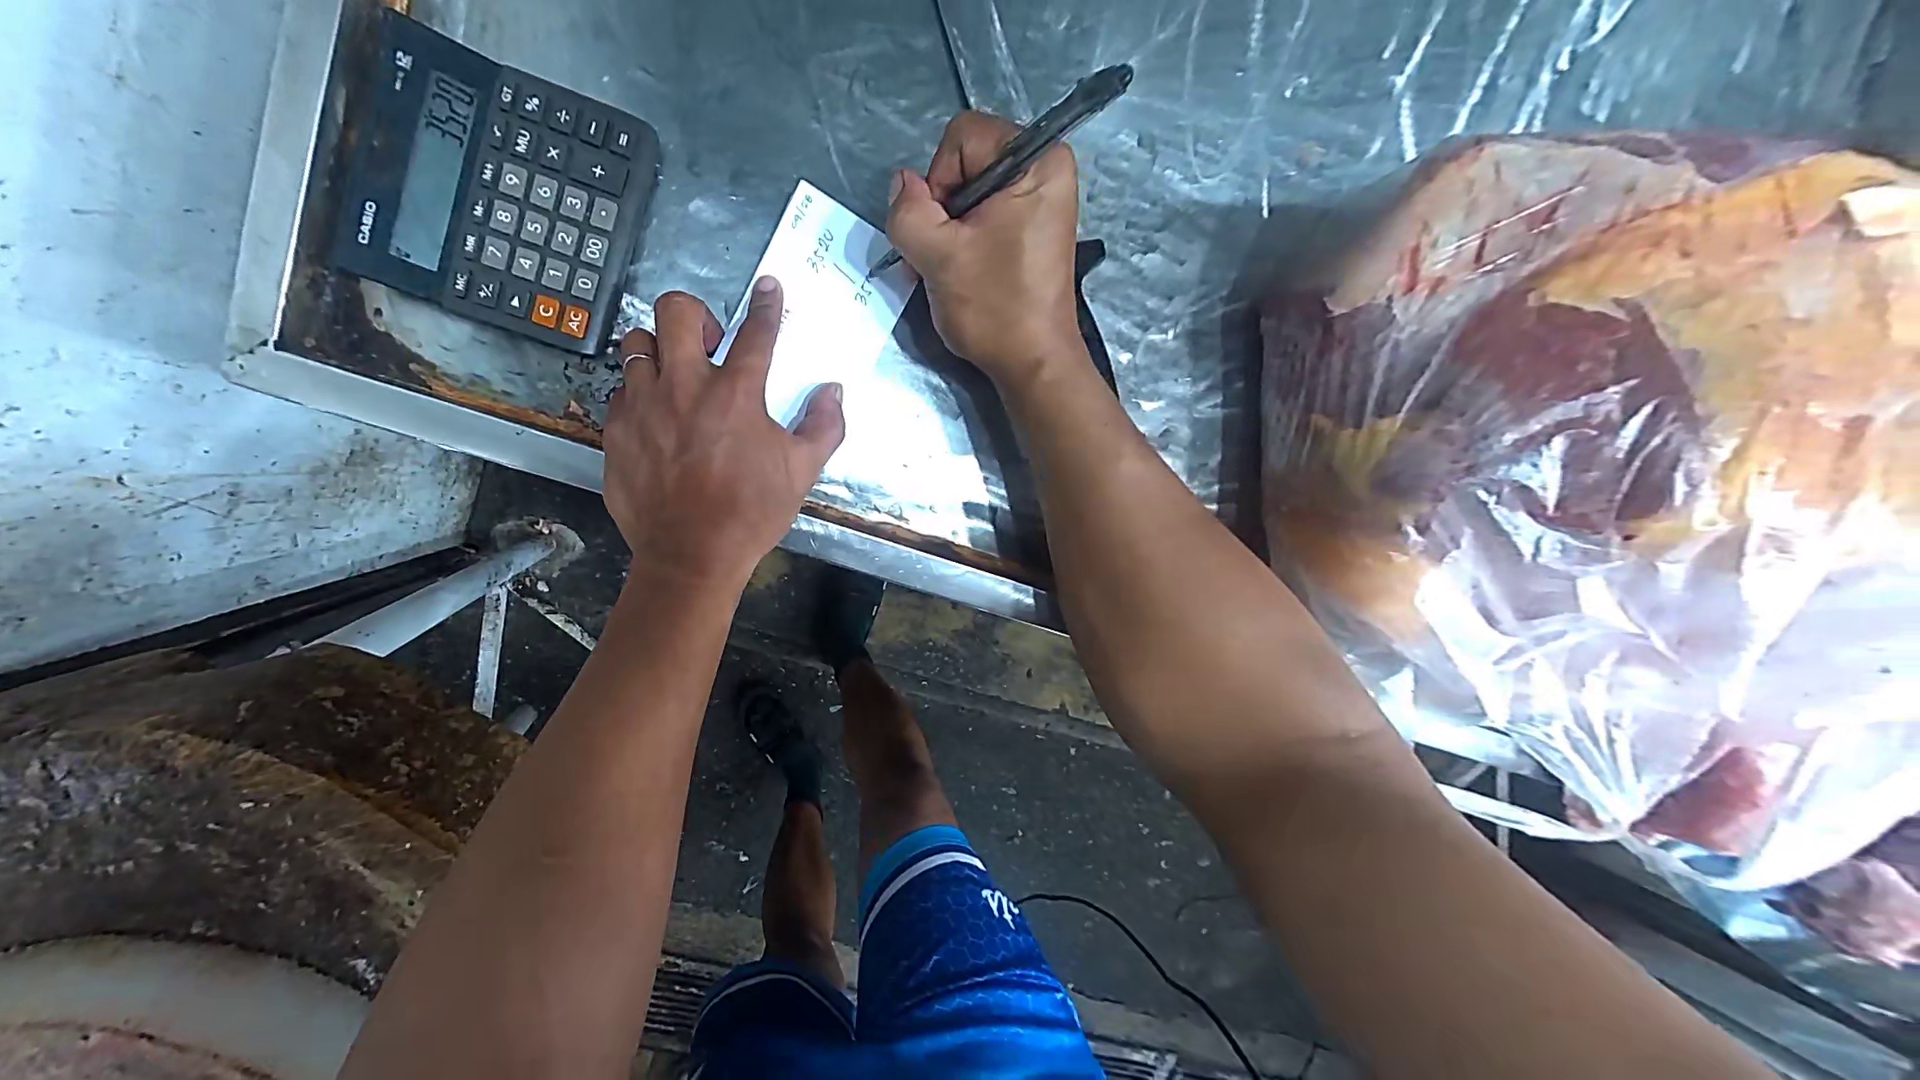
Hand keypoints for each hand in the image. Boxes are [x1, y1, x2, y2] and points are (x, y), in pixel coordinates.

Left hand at [602, 280, 844, 586]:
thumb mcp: (803, 471)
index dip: (766, 304)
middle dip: (695, 313)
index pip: (756, 331)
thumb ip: (824, 425)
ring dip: (660, 350)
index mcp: (737, 393)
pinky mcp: (615, 430)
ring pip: (637, 343)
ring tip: (677, 377)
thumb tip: (832, 392)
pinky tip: (656, 418)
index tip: (768, 287)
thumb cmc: (752, 511)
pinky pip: (620, 390)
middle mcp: (685, 386)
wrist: (691, 554)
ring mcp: (643, 405)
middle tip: (710, 344)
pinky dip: (640, 393)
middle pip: (675, 311)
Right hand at [887, 111, 1084, 389]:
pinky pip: (985, 217)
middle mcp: (1046, 171)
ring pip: (969, 194)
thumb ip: (908, 210)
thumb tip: (902, 185)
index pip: (962, 138)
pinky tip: (962, 273)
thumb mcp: (938, 255)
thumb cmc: (996, 308)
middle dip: (942, 210)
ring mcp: (1041, 203)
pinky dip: (965, 241)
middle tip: (941, 256)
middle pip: (965, 163)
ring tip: (948, 271)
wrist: (1034, 363)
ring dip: (948, 231)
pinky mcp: (1032, 231)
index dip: (939, 182)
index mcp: (1037, 160)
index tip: (946, 232)